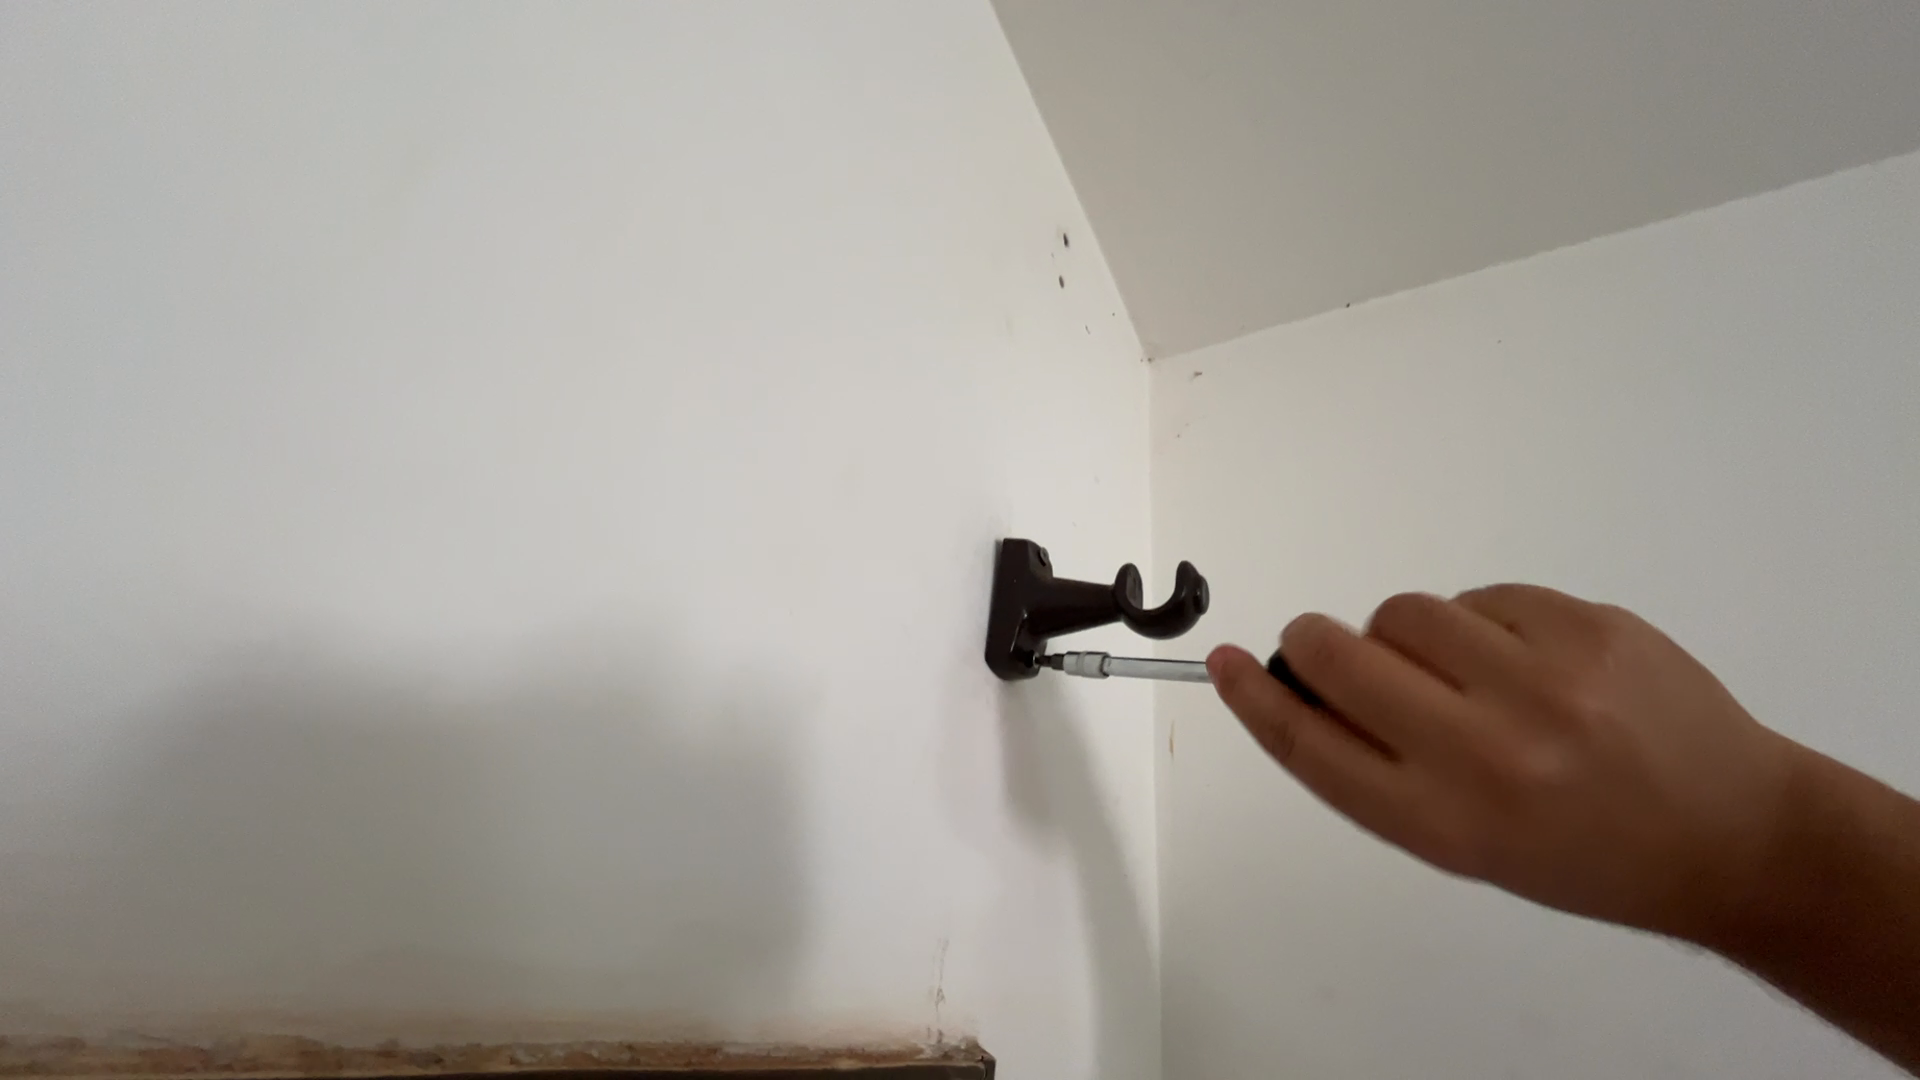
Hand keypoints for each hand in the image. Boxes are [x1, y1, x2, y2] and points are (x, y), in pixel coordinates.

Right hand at [1209, 585, 1802, 941]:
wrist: (1735, 838)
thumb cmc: (1569, 849)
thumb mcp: (1453, 837)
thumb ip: (1362, 764)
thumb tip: (1287, 683)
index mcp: (1443, 818)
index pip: (1308, 744)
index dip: (1252, 697)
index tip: (1220, 660)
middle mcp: (1487, 752)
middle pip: (1335, 655)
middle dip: (1315, 643)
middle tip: (1334, 651)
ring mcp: (1546, 682)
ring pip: (1402, 610)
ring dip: (1407, 636)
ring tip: (1465, 672)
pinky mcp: (1590, 625)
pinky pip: (1476, 595)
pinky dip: (1479, 622)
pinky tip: (1527, 661)